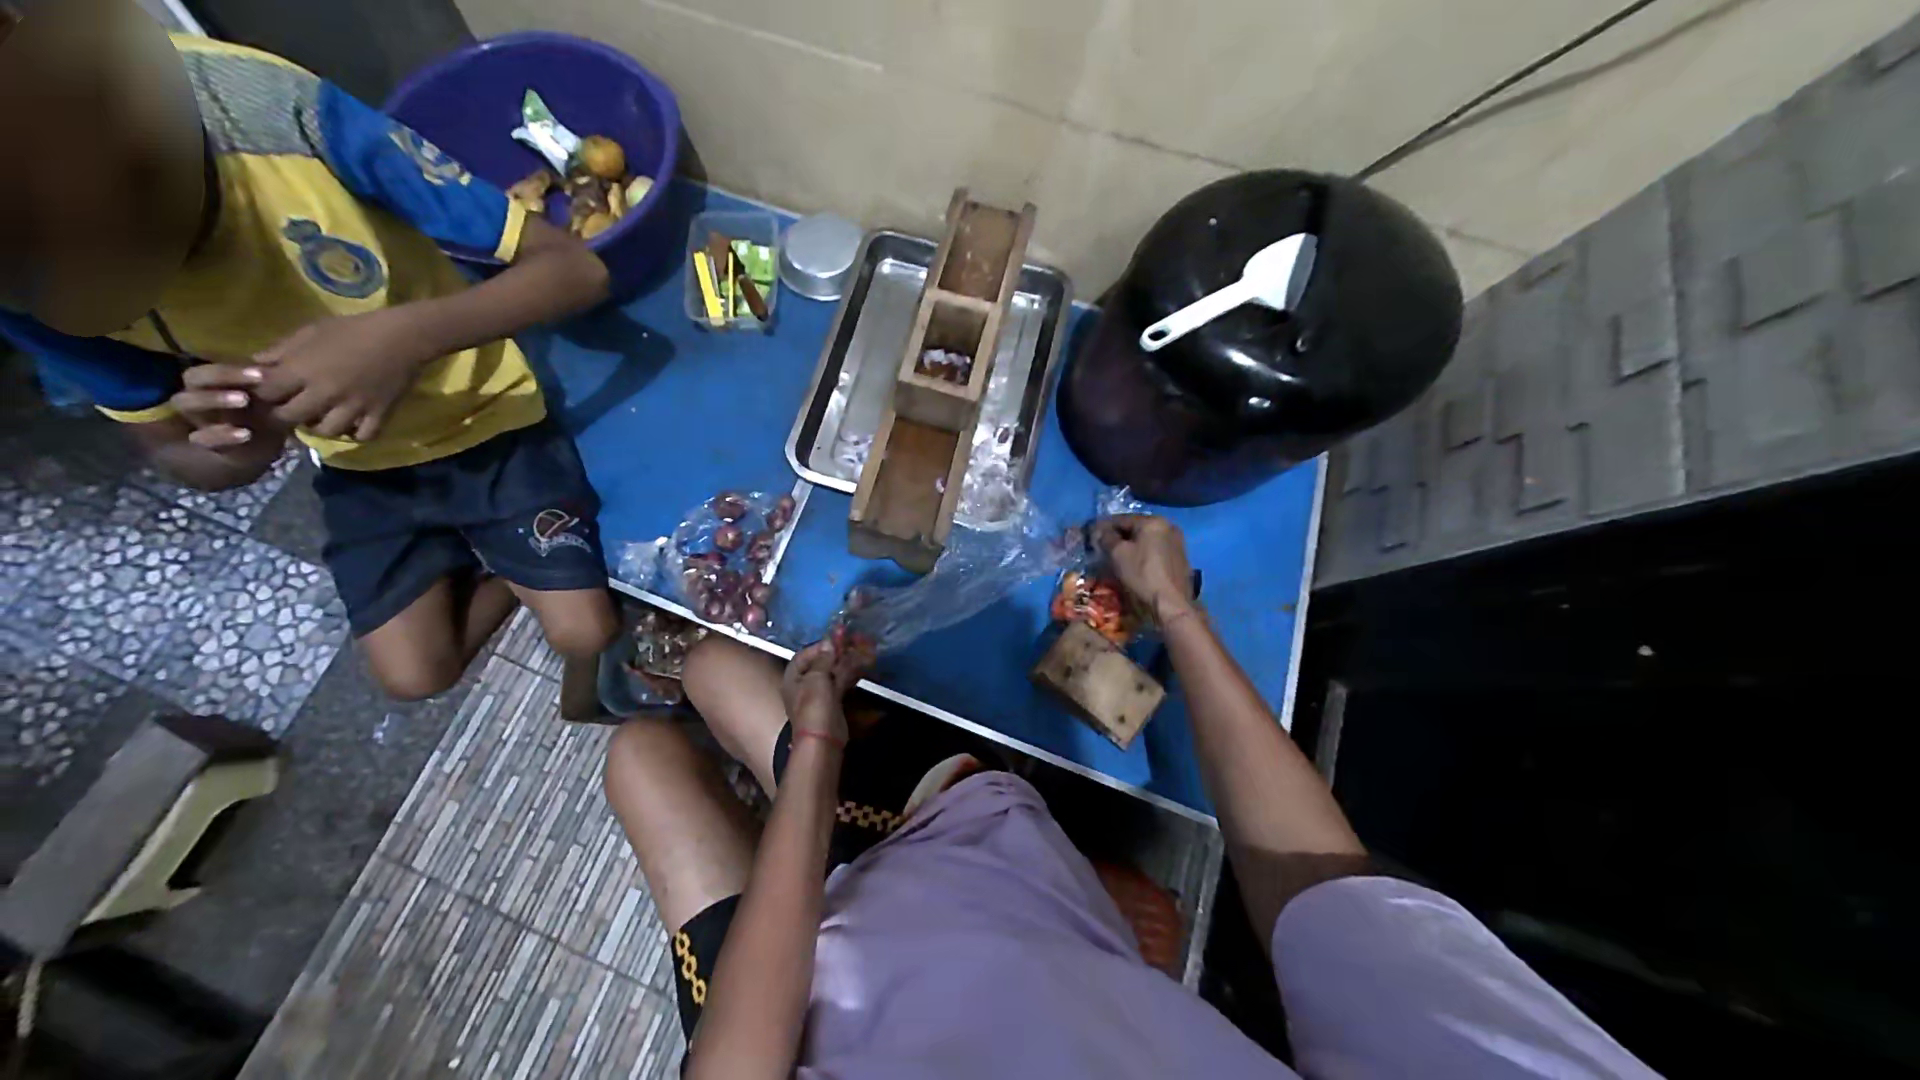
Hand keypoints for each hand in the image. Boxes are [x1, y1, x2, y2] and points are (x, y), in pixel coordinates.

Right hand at [170, 364, 287, 450]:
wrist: (264, 447)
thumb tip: (286, 363)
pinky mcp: (206, 442)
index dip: (229, 370)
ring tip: (243, 399)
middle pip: (192, 378)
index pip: (209, 368)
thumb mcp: (270, 398)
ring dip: (213, 398)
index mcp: (215, 385)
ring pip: (185, 402)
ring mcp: (199, 418)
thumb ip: (270, 382)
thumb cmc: (266, 415)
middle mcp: (200, 396)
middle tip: (256, 380)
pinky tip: (245, 434)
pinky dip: (221, 435)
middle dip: (220, 377)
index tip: (261, 373)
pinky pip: (202, 438)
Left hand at [251, 311, 431, 440]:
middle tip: (287, 411)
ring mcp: (355, 405)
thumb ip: (281, 351)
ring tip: (321, 419)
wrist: (402, 338)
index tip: (263, 393)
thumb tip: (257, 366)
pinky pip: (365, 435)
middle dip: (282, 416)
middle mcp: (325, 392)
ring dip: (319, 427)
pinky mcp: (380, 412)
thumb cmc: (353, 329)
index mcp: (302, 369)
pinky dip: (356, 434)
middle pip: (290, 417)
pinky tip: (353, 426)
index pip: (265, 393)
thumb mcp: (310, 332)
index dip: (259, 395)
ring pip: (327, 431)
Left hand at [780, 639, 867, 742]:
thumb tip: (828, 641)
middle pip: (819, 663)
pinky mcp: (832, 703)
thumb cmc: (814, 705)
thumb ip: (824, 658)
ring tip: (860, 651)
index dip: (819, 646)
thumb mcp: (817, 677)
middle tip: (852, 643)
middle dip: (835, 653)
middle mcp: (803, 684)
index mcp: (792, 677)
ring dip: (845, 662)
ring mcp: (818, 694)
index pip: (803, 655)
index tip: (836, 640)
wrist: (822, 739)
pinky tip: (860, 667)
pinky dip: (849, 675)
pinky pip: (840, 684)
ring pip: (832, 673)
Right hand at [1094, 514, 1196, 621]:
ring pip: (1145, 541)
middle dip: (1116, 537)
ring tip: (1114, 558)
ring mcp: (1176, 543)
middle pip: (1134, 529)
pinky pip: (1154, 551)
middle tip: (1100, 548)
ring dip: (1129, 547)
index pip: (1121, 519)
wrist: (1171, 604)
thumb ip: (1106, 537)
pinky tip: (1132, 565)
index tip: (1089, 536)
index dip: (1102, 527)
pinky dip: (1141, 555)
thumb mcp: (1118, 554)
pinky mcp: (1178, 559)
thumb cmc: (1142, 575)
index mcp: (1154, 521)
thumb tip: (1099, 531)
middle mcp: (1168, 527)